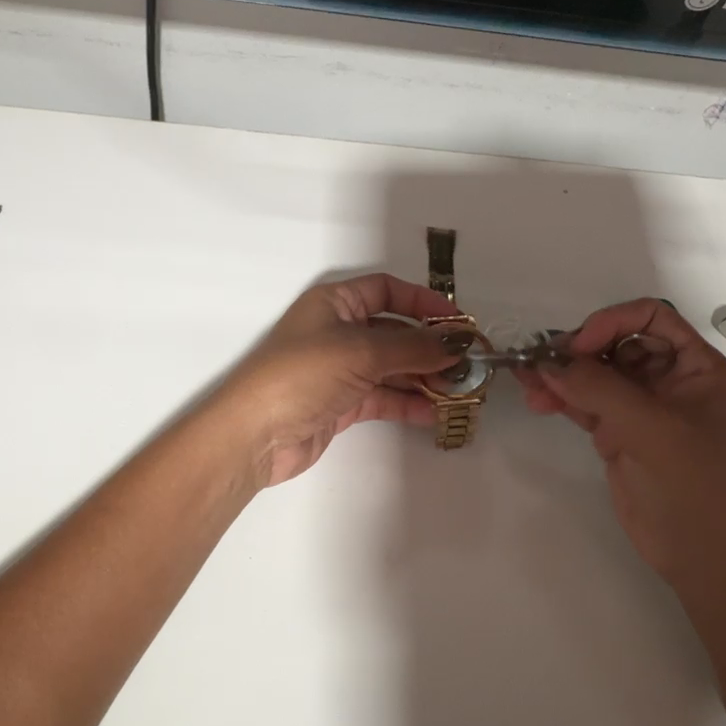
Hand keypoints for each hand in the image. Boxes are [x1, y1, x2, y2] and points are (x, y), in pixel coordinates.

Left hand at [205, 274, 464, 486]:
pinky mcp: (342, 404)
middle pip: (394, 331)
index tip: (458, 321)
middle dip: (430, 346)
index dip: (423, 302)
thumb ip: (413, 348)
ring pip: (392, 367)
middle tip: (468, 362)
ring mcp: (340, 369)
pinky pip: (384, 397)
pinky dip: (409, 402)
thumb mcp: (360, 351)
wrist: (256, 433)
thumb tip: (456, 344)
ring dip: (425, 376)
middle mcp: (338, 331)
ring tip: (461, 389)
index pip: (387, 291)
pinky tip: (436, 411)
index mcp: (335, 303)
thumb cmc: (302, 373)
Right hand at [514, 300, 725, 591]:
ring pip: (596, 373)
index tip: (580, 347)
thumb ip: (597, 388)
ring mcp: (644, 408)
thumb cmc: (693, 484)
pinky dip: (561, 396)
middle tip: (542, 363)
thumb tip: (547, 362)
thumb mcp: (649, 427)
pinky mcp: (620, 433)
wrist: (703, 557)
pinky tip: (535, 396)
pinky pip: (586, 402)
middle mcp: (671, 380)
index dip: (613, 322)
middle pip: (617, 343)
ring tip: (526, 381)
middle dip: (579, 350)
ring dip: (563, 373)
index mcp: (697, 367)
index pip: (652, 318)